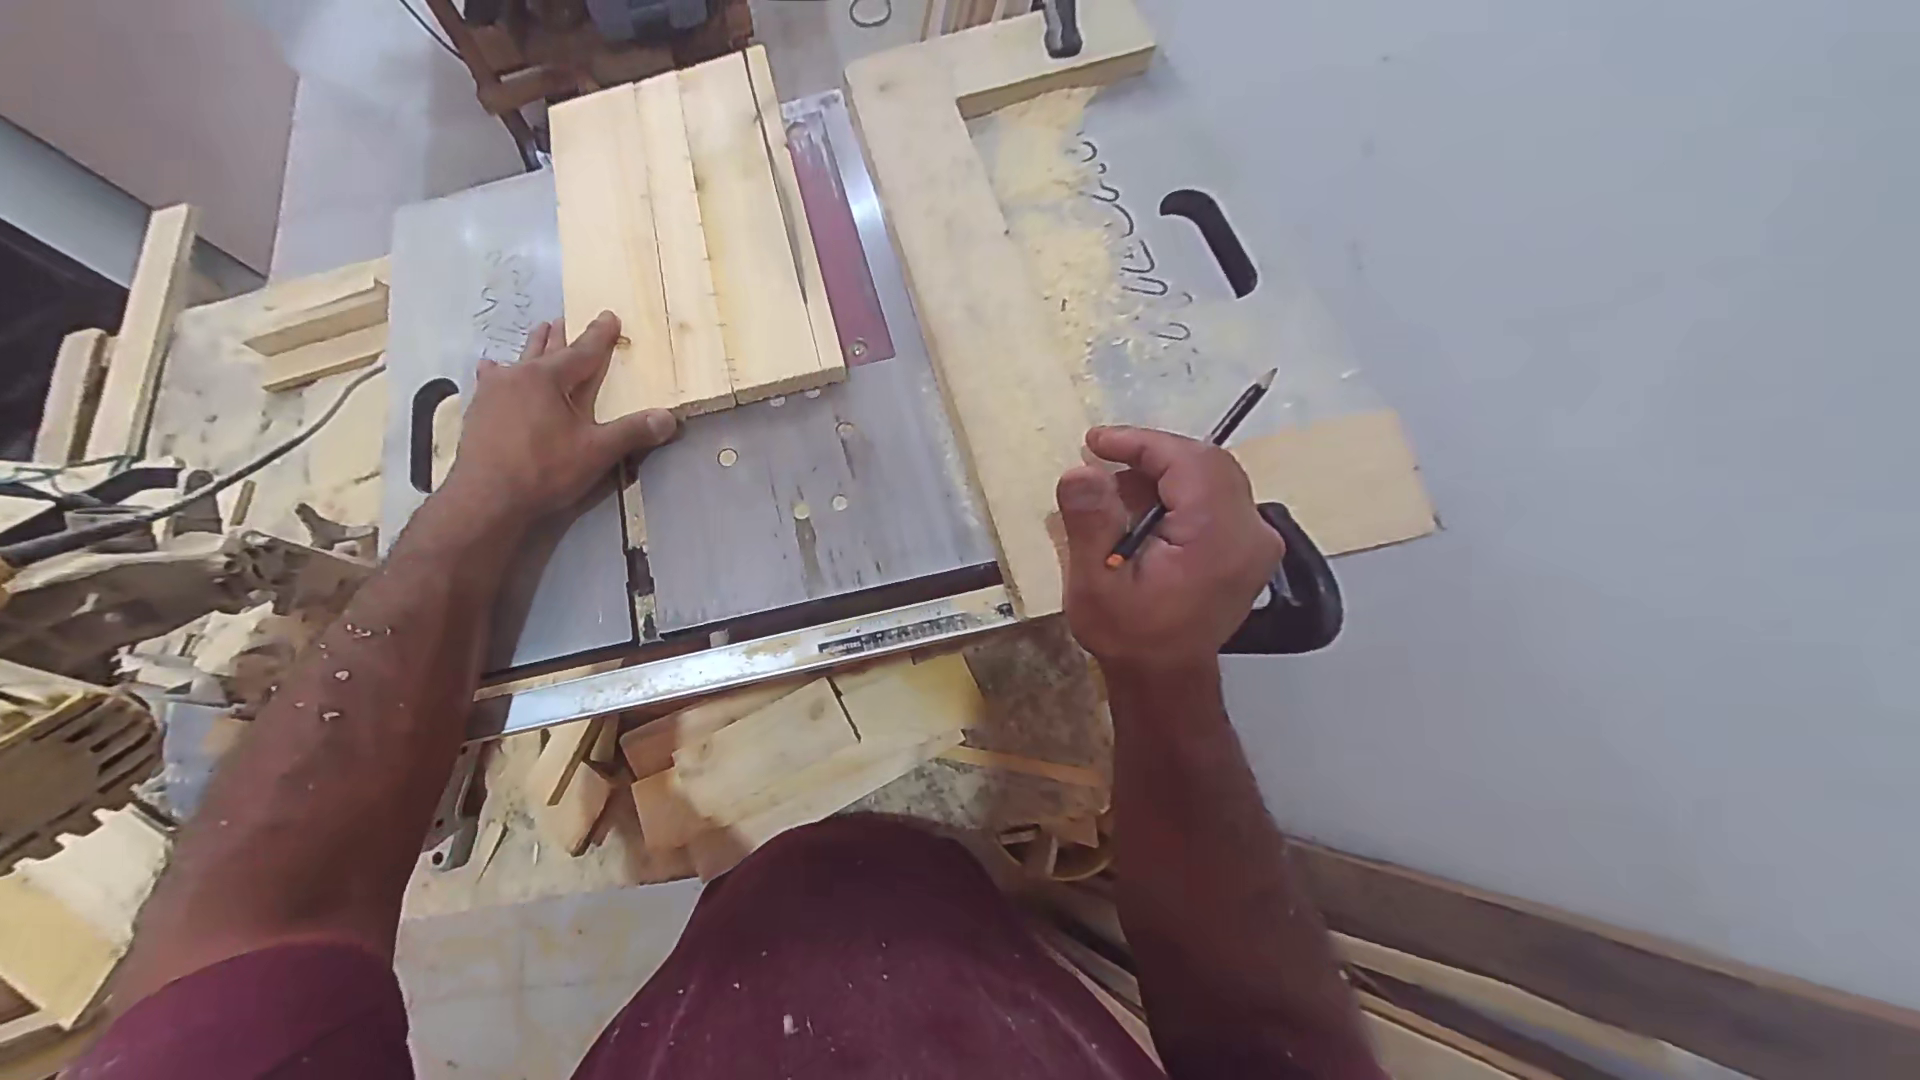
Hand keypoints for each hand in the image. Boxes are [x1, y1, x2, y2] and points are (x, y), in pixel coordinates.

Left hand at [440, 312, 677, 522]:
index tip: (609, 316)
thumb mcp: (598, 451)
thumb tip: (669, 418)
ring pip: (519, 362)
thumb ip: (633, 432)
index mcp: (548, 379)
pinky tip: (491, 370)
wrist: (488, 498)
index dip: (599, 336)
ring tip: (539, 332)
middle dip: (561, 336)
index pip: (582, 352)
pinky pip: (493, 381)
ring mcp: (493, 393)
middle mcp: (518, 377)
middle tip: (567, 319)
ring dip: (533, 348)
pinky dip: (499, 373)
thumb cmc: (545, 469)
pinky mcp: (480, 412)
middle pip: (546, 350)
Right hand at [1055, 426, 1283, 675]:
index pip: (1188, 461)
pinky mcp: (1249, 547)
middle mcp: (1251, 533)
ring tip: (1116, 497)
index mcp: (1218, 539)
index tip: (1096, 442)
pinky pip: (1216, 496)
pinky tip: (1143, 513)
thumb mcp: (1094, 586)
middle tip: (1103, 463)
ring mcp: (1257, 540)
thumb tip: (1081, 472)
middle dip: (1151, 456)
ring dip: (1162, 474)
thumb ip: (1090, 524)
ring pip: (1212, 476)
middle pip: (1206, 463)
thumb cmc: (1129, 636)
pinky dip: (1177, 492)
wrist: (1165, 678)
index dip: (1141, 443)